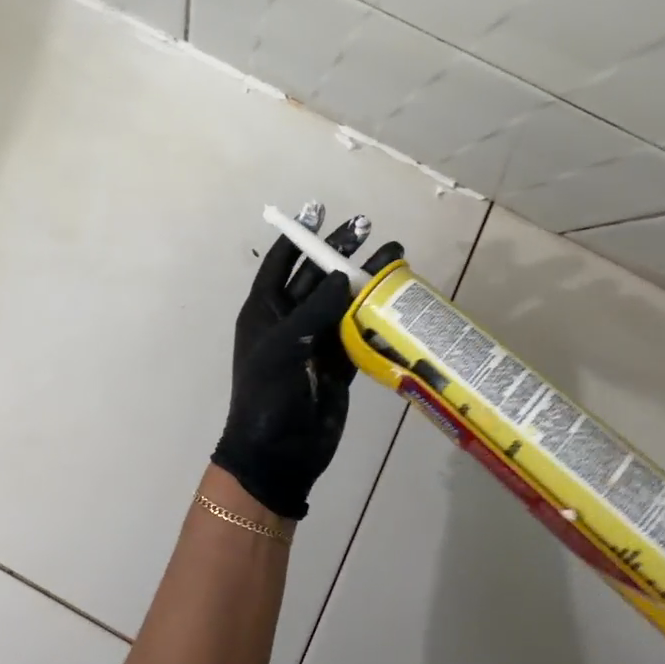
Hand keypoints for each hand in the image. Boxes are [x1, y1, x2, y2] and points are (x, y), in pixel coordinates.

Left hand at [211, 225, 402, 519]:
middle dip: (341, 250)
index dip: (300, 235)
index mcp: (265, 309)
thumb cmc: (268, 393)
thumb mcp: (284, 346)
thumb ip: (315, 309)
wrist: (278, 454)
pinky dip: (376, 317)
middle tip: (368, 227)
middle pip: (319, 274)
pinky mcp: (339, 364)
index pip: (282, 261)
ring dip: (366, 280)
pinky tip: (398, 300)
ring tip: (395, 255)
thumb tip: (343, 275)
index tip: (319, 209)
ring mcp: (316, 341)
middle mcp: (290, 319)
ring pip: (343, 301)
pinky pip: (359, 333)